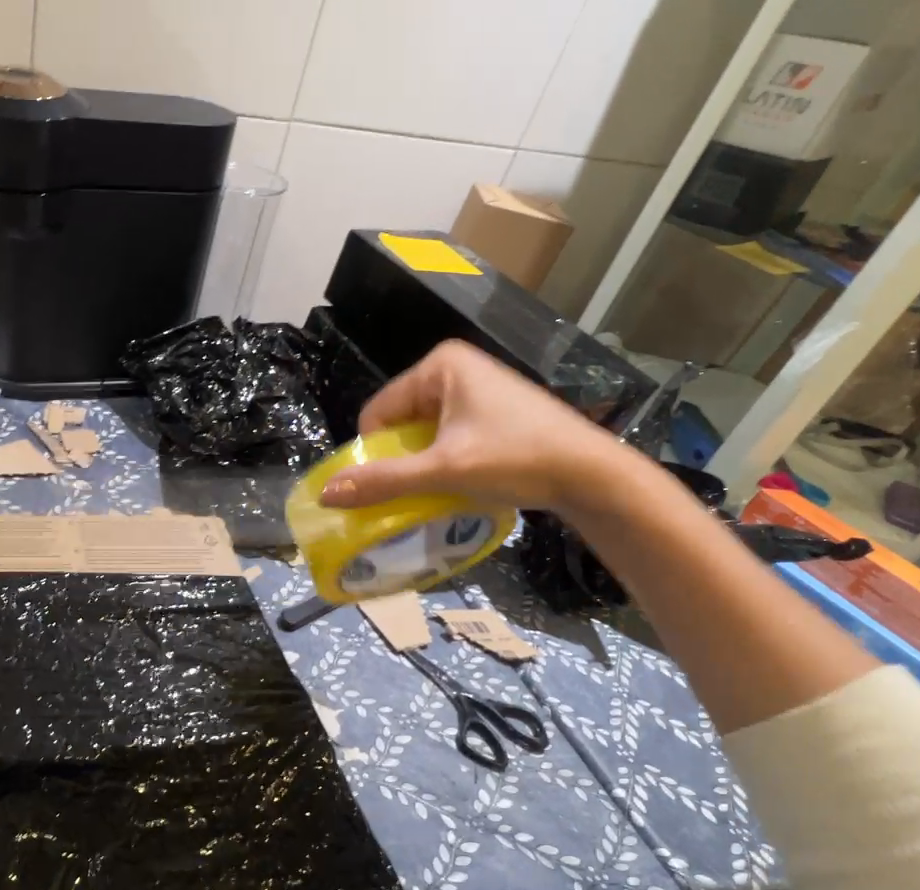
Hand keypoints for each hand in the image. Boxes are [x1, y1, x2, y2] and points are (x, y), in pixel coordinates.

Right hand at [317, 340, 644, 512]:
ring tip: (443, 489)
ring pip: (421, 435)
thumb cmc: (517, 459)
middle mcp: (453, 368)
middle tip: (419, 490)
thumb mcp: (444, 471)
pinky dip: (444, 463)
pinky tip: (462, 483)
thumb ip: (383, 481)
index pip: (377, 413)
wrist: (593, 475)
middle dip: (402, 460)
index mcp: (439, 365)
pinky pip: (445, 437)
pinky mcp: (491, 411)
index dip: (376, 453)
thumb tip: (326, 494)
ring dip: (423, 466)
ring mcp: (475, 388)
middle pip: (398, 423)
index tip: (391, 485)